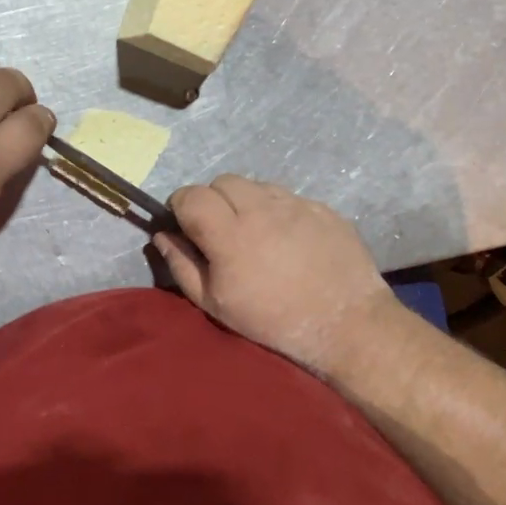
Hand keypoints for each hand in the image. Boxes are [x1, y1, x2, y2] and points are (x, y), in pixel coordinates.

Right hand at [154, 175, 398, 375]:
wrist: (343, 322)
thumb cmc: (270, 320)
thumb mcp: (214, 303)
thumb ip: (182, 265)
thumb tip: (162, 236)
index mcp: (229, 234)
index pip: (191, 195)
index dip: (180, 206)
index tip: (184, 226)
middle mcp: (260, 209)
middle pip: (222, 181)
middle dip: (212, 200)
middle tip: (218, 231)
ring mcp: (295, 204)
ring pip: (255, 185)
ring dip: (244, 202)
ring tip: (253, 234)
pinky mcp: (321, 207)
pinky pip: (286, 197)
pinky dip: (275, 211)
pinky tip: (284, 240)